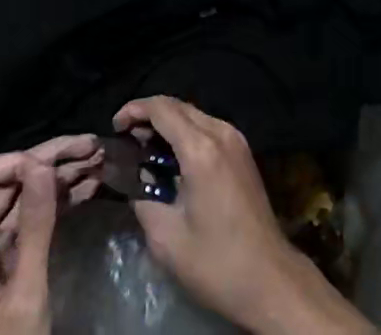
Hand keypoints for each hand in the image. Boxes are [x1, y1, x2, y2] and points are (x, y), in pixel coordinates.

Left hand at [0, 135, 101, 334]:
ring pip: (21, 198)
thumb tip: (41, 163)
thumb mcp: (25, 295)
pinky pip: (31, 220)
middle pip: (2, 183)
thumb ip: (35, 227)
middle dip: (46, 160)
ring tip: (100, 159)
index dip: (16, 161)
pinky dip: (59, 201)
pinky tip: (90, 186)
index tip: (59, 162)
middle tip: (92, 146)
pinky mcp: (7, 267)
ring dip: (58, 176)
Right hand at [114, 98, 375, 334]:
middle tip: (124, 140)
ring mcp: (237, 140)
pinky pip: (209, 129)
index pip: (163, 109)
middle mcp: (222, 133)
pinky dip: (186, 133)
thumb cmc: (213, 259)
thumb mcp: (165, 234)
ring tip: (142, 149)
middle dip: (149, 115)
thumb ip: (142, 195)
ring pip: (195, 115)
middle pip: (180, 107)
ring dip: (168, 124)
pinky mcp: (243, 152)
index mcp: (202, 149)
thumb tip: (130, 173)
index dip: (135, 109)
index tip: (113, 127)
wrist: (266, 274)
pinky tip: (170, 158)